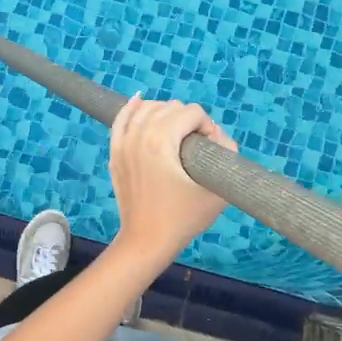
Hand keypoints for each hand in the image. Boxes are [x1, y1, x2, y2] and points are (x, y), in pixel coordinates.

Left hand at [108, 95, 237, 262]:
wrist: (147, 240)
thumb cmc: (183, 217)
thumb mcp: (216, 189)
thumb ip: (226, 153)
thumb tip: (218, 135)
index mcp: (160, 140)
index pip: (191, 112)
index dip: (207, 127)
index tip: (209, 150)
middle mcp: (138, 135)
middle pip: (170, 108)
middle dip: (188, 120)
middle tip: (197, 148)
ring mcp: (122, 143)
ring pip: (146, 109)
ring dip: (165, 113)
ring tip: (179, 132)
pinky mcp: (115, 153)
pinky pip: (121, 120)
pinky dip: (132, 108)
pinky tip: (141, 100)